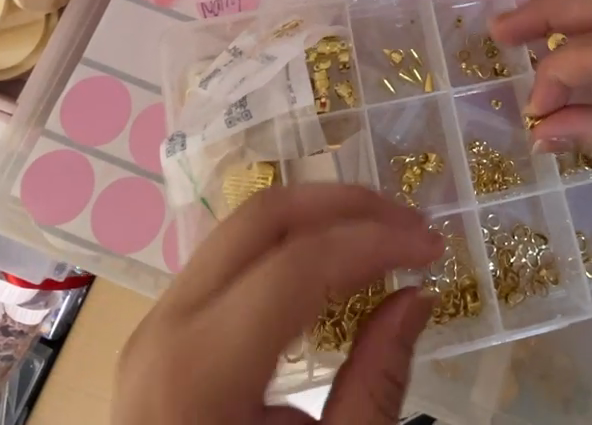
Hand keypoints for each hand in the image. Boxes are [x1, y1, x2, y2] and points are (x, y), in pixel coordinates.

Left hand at [114, 184, 442, 424]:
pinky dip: (292, 243)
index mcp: (197, 370)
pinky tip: (336, 259)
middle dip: (346, 206)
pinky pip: (233, 258)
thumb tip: (417, 296)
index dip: (373, 242)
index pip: (296, 265)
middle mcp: (166, 324)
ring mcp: (158, 319)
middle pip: (262, 218)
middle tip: (411, 224)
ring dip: (320, 217)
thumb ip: (374, 384)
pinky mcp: (164, 325)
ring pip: (245, 228)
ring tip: (384, 234)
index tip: (433, 247)